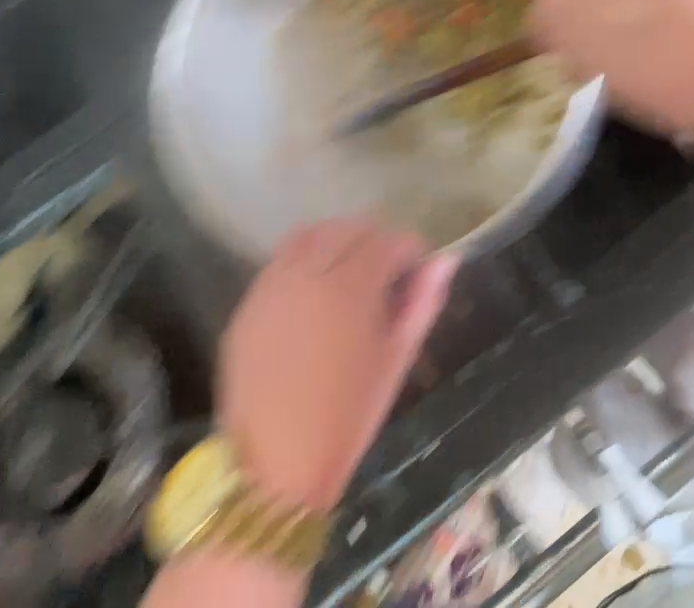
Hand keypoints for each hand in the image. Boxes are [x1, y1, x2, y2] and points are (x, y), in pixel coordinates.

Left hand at [217, 219, 456, 509]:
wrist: (275, 464)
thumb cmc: (349, 416)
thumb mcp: (396, 359)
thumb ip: (423, 302)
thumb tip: (446, 259)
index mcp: (350, 288)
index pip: (387, 240)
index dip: (409, 250)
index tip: (416, 273)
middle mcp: (307, 275)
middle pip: (348, 229)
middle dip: (375, 242)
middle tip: (388, 276)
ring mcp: (271, 287)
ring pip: (310, 235)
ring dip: (337, 243)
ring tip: (351, 277)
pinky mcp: (247, 305)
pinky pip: (280, 261)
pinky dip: (305, 261)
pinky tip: (316, 295)